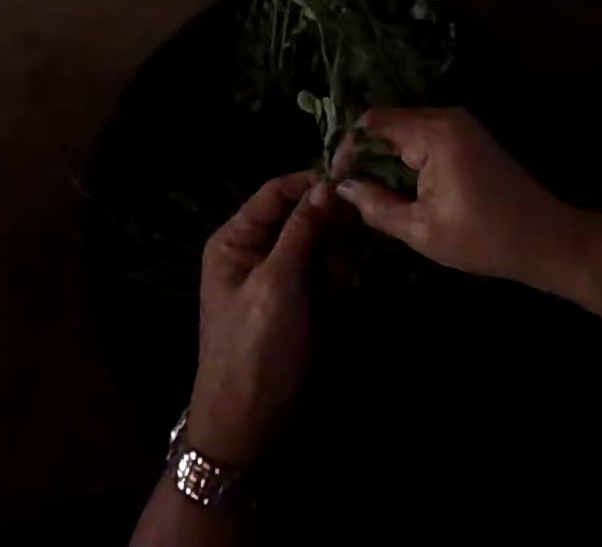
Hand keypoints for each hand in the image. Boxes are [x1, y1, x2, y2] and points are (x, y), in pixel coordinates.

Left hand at [186, 172, 331, 466]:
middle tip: (364, 217)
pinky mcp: (298, 297)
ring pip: (315, 240)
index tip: (350, 178)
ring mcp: (278, 274)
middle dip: (328, 216)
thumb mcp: (276, 283)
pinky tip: (352, 277)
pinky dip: (338, 268)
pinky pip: (321, 267)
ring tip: (357, 253)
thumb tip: (326, 185)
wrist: (251, 421)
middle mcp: (255, 249)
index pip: (274, 194)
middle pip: (297, 215)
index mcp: (236, 239)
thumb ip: (301, 231)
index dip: (309, 183)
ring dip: (337, 244)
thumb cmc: (254, 346)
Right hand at [332, 108, 578, 283]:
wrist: (547, 239)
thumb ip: (376, 206)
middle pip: (386, 122)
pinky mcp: (465, 134)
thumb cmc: (484, 238)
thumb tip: (344, 187)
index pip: (372, 124)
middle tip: (349, 188)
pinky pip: (420, 135)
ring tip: (368, 189)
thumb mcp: (421, 230)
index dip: (347, 149)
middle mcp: (445, 117)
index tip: (336, 181)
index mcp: (434, 134)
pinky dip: (403, 155)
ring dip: (382, 155)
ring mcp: (458, 123)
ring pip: (401, 128)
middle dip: (363, 153)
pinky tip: (398, 184)